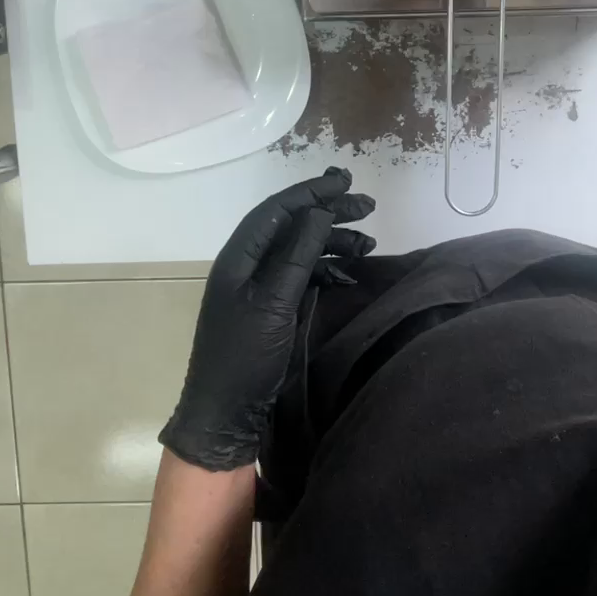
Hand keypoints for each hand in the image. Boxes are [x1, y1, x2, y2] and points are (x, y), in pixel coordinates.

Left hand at [159, 167, 376, 470]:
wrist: (226, 414)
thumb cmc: (245, 355)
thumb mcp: (274, 301)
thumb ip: (297, 253)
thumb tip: (318, 210)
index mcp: (240, 255)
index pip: (279, 209)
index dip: (313, 191)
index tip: (346, 181)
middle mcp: (248, 263)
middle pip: (292, 225)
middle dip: (329, 213)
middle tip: (368, 206)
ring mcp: (258, 287)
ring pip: (300, 250)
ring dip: (332, 243)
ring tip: (370, 243)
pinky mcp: (270, 308)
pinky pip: (301, 276)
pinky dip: (326, 271)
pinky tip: (349, 275)